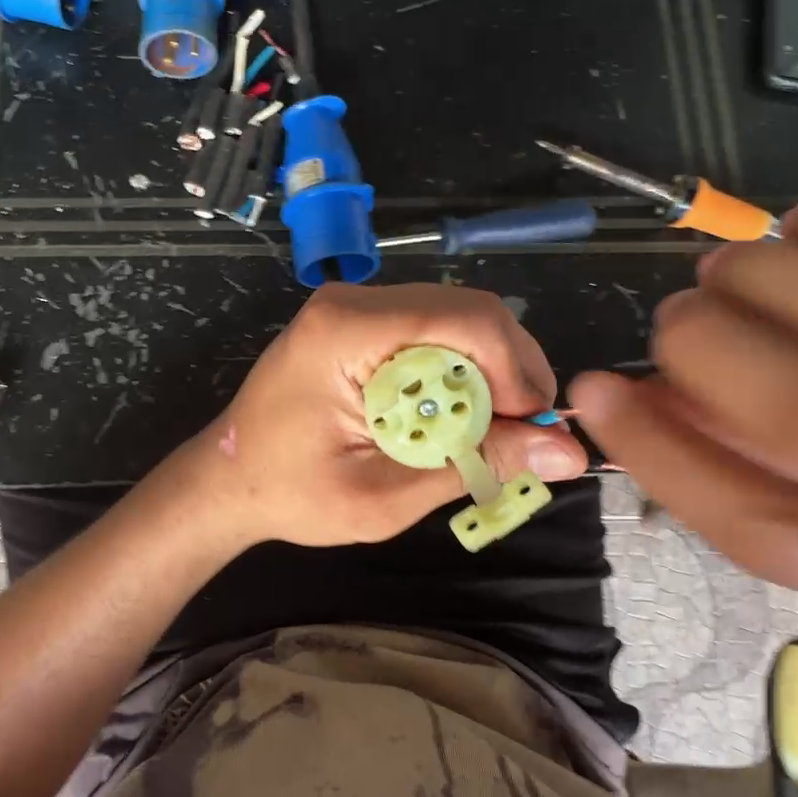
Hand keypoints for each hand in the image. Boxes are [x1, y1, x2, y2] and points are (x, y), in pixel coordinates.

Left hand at [177, 282, 586, 549]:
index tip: (532, 428)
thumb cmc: (292, 494)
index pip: (465, 318)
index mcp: (347, 330)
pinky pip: (432, 330)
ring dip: (490, 371)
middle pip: (468, 310)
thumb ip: (475, 463)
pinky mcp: (356, 323)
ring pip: (456, 317)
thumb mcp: (387, 493)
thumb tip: (569, 453)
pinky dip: (460, 369)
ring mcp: (351, 307)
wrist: (228, 481)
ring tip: (497, 431)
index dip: (516, 369)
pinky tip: (461, 415)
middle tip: (524, 434)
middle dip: (511, 370)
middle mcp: (351, 302)